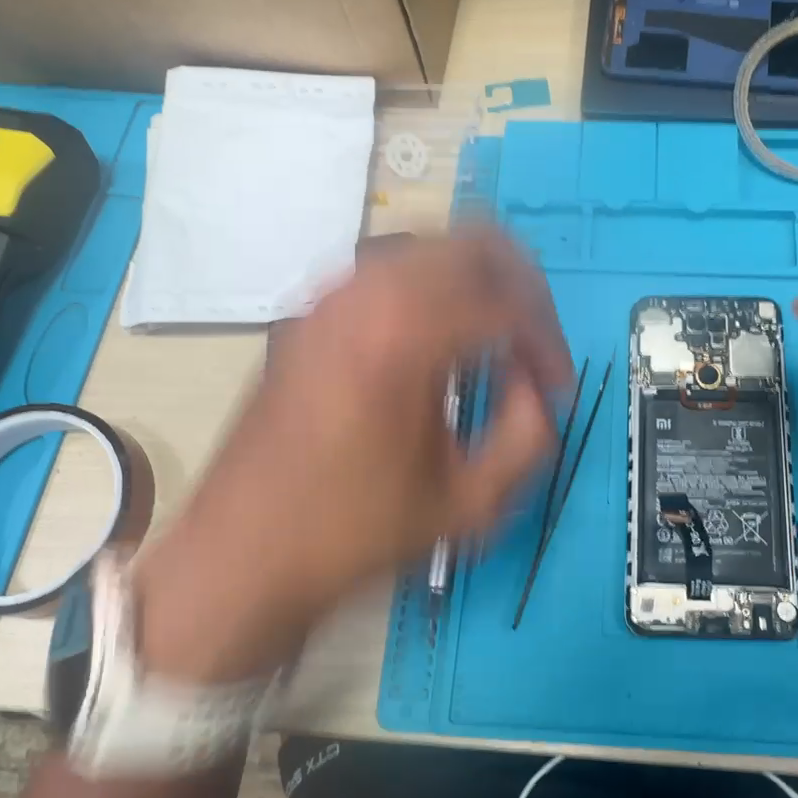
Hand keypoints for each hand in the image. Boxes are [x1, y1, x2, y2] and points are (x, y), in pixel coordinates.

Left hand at [132, 230, 571, 681]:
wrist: (240, 553)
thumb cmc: (354, 532)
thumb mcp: (468, 504)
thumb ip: (529, 435)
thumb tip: (536, 387)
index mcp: (406, 336)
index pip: (508, 302)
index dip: (548, 340)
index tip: (557, 389)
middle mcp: (365, 293)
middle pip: (474, 244)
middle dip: (522, 291)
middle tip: (534, 348)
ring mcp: (328, 295)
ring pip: (431, 248)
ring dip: (476, 285)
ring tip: (493, 345)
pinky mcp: (309, 311)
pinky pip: (388, 270)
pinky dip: (431, 290)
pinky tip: (435, 345)